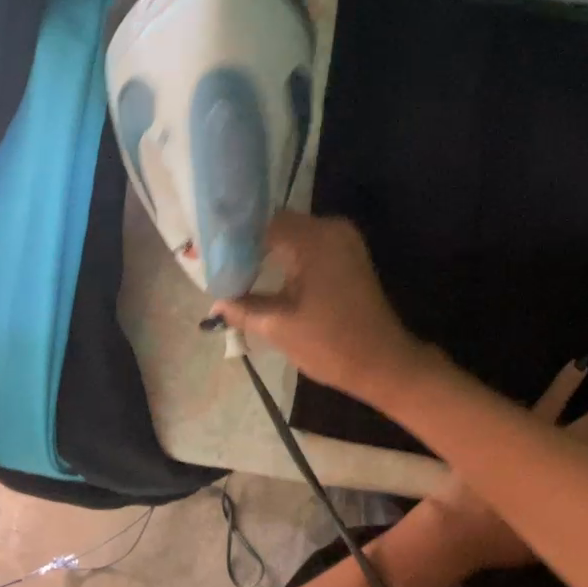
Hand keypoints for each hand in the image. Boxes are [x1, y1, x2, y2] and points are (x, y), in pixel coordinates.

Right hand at [209, 212, 425, 399]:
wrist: (384, 363)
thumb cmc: (331, 344)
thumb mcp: (278, 327)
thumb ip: (242, 307)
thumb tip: (215, 302)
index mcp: (314, 238)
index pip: (261, 223)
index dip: (230, 236)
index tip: (203, 251)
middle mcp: (331, 229)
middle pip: (277, 225)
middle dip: (246, 242)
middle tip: (212, 259)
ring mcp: (344, 240)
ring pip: (293, 235)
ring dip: (265, 249)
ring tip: (232, 267)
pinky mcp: (349, 255)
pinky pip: (309, 246)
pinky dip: (286, 257)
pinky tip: (263, 272)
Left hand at [420, 360, 587, 572]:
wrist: (464, 525)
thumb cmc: (506, 543)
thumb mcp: (552, 548)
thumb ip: (578, 531)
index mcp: (587, 500)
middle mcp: (578, 467)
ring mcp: (553, 443)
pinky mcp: (526, 426)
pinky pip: (550, 401)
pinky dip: (565, 382)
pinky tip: (581, 365)